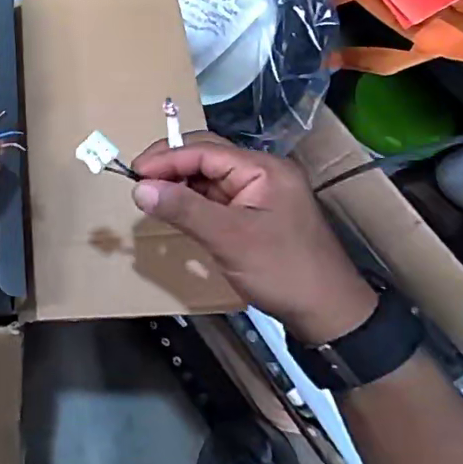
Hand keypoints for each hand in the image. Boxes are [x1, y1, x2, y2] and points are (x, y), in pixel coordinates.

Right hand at [130, 135, 376, 343]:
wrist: (328, 312)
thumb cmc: (283, 270)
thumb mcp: (229, 238)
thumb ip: (184, 209)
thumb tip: (140, 188)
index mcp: (263, 169)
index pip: (205, 150)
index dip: (166, 158)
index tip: (133, 173)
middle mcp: (262, 173)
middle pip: (207, 158)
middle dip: (171, 166)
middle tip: (138, 182)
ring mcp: (259, 194)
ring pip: (209, 178)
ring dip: (180, 184)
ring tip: (149, 195)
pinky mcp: (255, 215)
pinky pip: (216, 199)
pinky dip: (193, 202)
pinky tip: (174, 210)